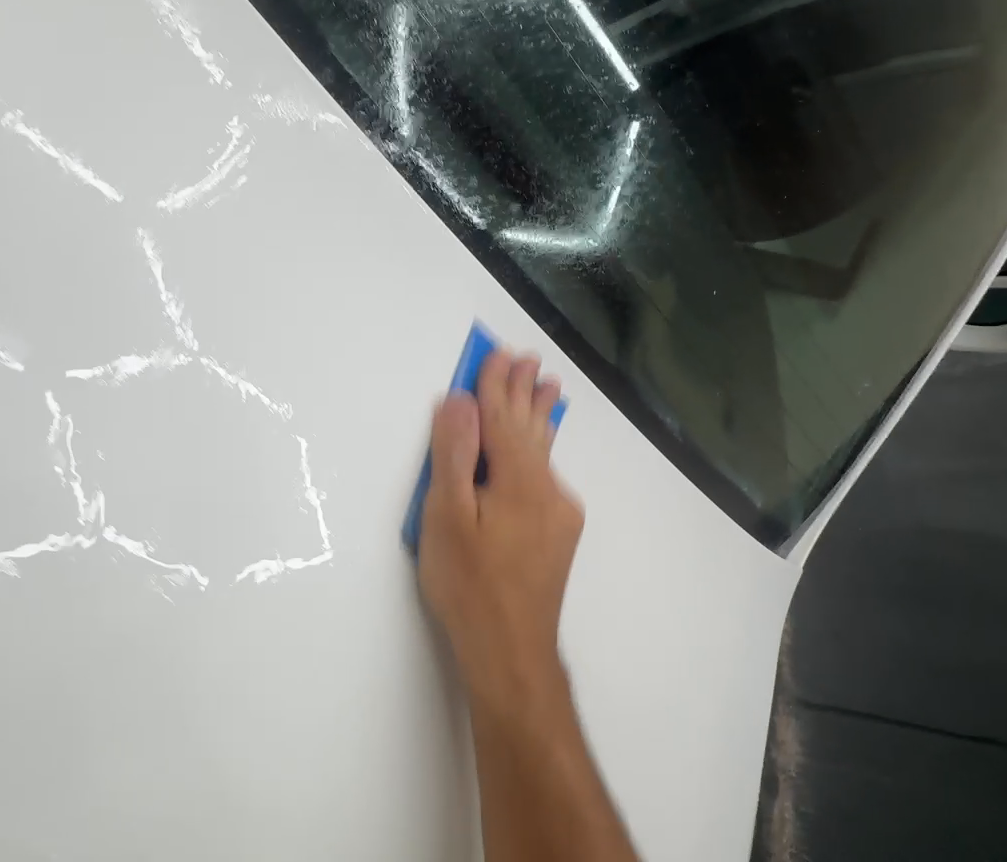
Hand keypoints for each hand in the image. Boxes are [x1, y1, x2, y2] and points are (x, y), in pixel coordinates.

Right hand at [417, 348, 582, 712]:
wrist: (511, 652)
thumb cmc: (468, 583)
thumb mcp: (447, 516)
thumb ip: (455, 456)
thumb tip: (461, 402)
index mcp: (519, 479)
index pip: (503, 418)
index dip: (496, 385)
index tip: (498, 354)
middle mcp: (548, 490)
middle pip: (532, 430)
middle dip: (524, 393)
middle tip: (529, 360)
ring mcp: (558, 516)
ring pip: (542, 454)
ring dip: (538, 417)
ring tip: (548, 389)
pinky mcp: (557, 536)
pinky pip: (544, 477)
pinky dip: (536, 449)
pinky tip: (538, 449)